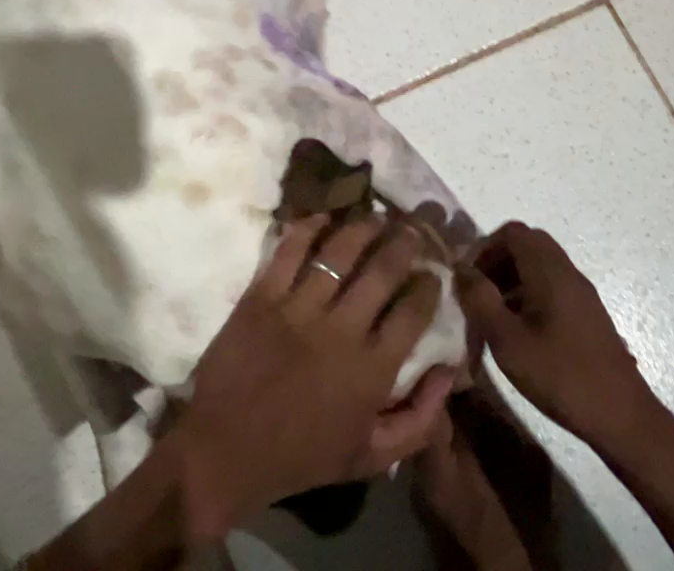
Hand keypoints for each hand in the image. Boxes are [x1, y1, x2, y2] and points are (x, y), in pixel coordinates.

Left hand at [169, 215, 457, 535]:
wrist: (225, 450)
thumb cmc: (302, 456)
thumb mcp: (372, 457)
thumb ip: (420, 420)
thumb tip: (448, 371)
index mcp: (372, 370)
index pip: (413, 312)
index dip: (428, 285)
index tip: (433, 272)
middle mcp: (340, 331)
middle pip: (382, 271)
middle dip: (405, 243)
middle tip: (413, 228)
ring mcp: (297, 309)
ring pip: (339, 252)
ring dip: (363, 228)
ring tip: (376, 216)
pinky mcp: (260, 297)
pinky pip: (288, 251)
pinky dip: (308, 228)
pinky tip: (323, 218)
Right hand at [454, 221, 656, 447]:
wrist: (621, 417)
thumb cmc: (559, 376)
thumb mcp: (506, 339)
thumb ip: (480, 298)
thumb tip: (461, 268)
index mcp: (550, 273)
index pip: (513, 232)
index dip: (484, 247)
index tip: (467, 278)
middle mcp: (568, 274)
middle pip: (527, 244)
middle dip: (496, 261)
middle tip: (477, 292)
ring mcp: (581, 294)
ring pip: (539, 265)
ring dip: (510, 278)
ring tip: (491, 313)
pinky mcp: (587, 314)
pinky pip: (551, 286)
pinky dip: (527, 293)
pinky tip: (517, 330)